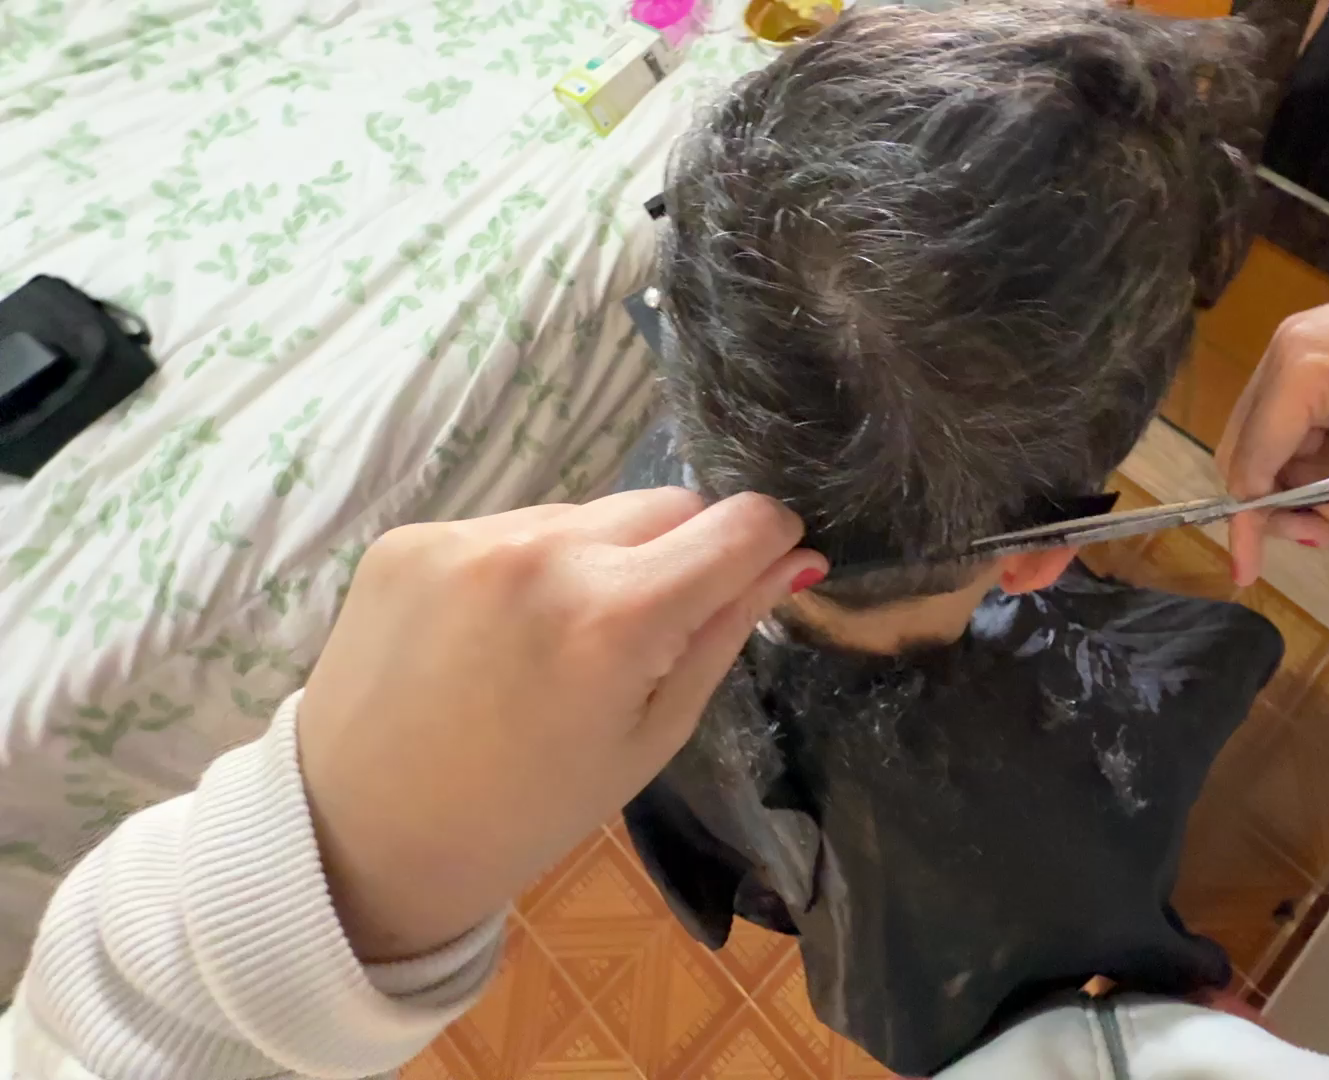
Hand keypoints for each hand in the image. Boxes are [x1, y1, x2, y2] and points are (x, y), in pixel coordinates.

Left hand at [297, 489, 826, 959]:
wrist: (356, 841)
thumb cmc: (538, 808)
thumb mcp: (659, 730)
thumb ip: (730, 628)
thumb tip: (800, 560)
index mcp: (616, 617)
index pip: (743, 521)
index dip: (774, 537)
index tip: (771, 564)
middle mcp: (545, 552)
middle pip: (675, 501)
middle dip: (693, 546)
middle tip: (661, 619)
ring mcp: (470, 535)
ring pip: (602, 510)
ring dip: (616, 552)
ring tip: (573, 629)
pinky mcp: (414, 535)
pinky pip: (529, 522)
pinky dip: (547, 559)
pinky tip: (510, 623)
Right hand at [1216, 251, 1328, 593]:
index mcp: (1297, 364)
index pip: (1254, 457)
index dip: (1252, 517)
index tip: (1250, 572)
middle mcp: (1283, 363)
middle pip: (1255, 457)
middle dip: (1291, 503)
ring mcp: (1301, 368)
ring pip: (1283, 455)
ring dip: (1323, 488)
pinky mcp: (1323, 378)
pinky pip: (1309, 441)